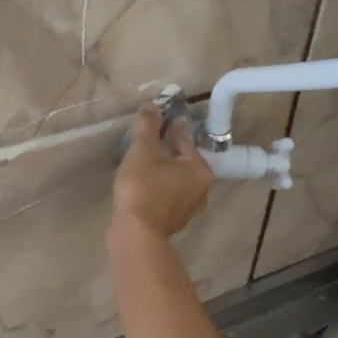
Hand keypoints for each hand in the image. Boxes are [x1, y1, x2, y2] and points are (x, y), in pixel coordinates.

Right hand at [113, 105, 212, 238]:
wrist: (136, 233)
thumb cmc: (144, 187)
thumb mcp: (143, 150)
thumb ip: (148, 126)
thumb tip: (151, 104)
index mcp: (200, 169)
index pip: (185, 140)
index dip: (169, 128)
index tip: (156, 120)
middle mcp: (201, 190)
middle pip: (181, 161)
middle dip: (165, 151)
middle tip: (145, 141)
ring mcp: (188, 209)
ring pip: (174, 180)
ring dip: (160, 170)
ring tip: (140, 162)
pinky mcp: (173, 222)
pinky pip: (165, 196)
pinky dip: (156, 188)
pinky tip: (140, 184)